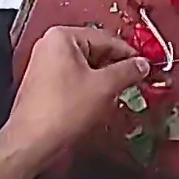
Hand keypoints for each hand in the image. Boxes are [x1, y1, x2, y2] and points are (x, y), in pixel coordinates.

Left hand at [1, 25, 149, 165]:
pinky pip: (74, 77)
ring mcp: (44, 63)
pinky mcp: (43, 82)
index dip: (130, 54)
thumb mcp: (104, 87)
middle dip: (116, 67)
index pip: (107, 39)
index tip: (146, 66)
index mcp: (63, 37)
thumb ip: (128, 71)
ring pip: (85, 65)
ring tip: (119, 93)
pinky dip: (89, 86)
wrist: (31, 142)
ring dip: (104, 78)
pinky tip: (100, 101)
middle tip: (136, 81)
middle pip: (95, 50)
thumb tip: (143, 64)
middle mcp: (50, 45)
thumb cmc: (64, 110)